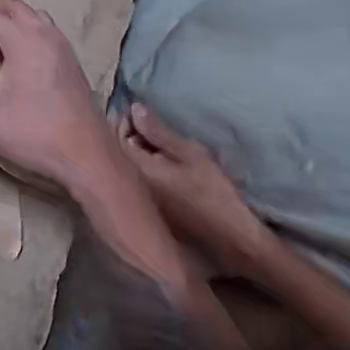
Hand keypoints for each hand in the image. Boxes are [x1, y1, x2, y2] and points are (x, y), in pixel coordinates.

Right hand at [0, 0, 118, 197]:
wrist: (88, 159)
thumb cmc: (32, 134)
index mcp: (23, 42)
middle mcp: (46, 38)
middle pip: (17, 9)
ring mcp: (65, 51)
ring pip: (37, 18)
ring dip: (14, 16)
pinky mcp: (74, 67)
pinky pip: (48, 32)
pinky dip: (30, 28)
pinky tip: (23, 52)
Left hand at [120, 103, 277, 274]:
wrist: (232, 240)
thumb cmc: (214, 193)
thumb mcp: (192, 155)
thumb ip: (159, 132)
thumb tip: (134, 109)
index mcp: (137, 169)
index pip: (117, 137)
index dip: (126, 122)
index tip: (140, 114)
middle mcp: (130, 185)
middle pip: (118, 152)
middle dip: (129, 135)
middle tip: (148, 126)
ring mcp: (136, 200)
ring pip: (125, 166)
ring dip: (134, 152)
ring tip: (154, 143)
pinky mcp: (145, 210)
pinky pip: (134, 181)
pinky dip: (140, 168)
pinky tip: (157, 165)